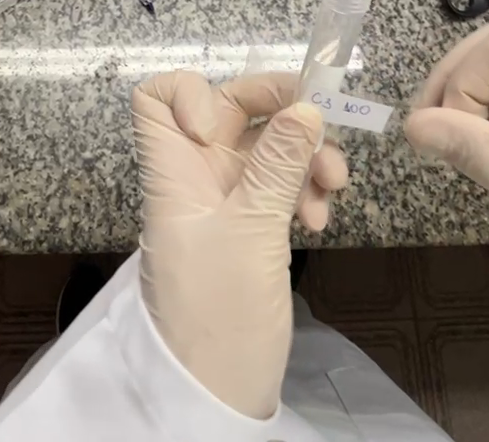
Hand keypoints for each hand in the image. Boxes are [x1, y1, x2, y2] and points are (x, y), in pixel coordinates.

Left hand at [133, 70, 349, 418]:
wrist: (219, 397)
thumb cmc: (219, 313)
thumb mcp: (251, 232)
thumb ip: (278, 165)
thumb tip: (306, 107)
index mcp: (173, 168)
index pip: (158, 97)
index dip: (191, 92)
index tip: (226, 123)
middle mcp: (196, 172)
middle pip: (231, 109)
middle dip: (279, 113)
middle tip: (320, 124)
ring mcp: (225, 195)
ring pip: (265, 144)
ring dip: (303, 155)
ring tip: (330, 190)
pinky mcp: (251, 220)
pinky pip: (279, 179)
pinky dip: (302, 187)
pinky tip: (318, 218)